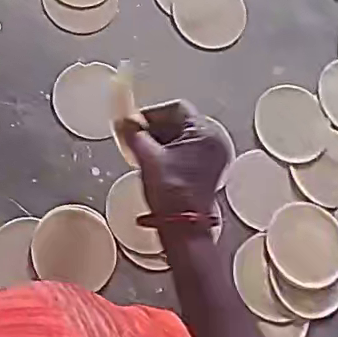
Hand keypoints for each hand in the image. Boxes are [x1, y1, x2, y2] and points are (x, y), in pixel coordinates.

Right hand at [115, 101, 232, 224]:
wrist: (183, 227)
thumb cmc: (172, 193)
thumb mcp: (147, 158)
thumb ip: (133, 134)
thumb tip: (124, 122)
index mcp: (205, 134)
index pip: (176, 109)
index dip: (151, 114)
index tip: (134, 124)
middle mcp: (214, 142)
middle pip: (179, 122)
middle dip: (155, 129)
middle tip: (136, 138)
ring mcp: (212, 157)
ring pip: (181, 137)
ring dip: (160, 141)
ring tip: (142, 152)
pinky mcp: (207, 170)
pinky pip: (186, 151)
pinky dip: (169, 152)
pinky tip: (154, 162)